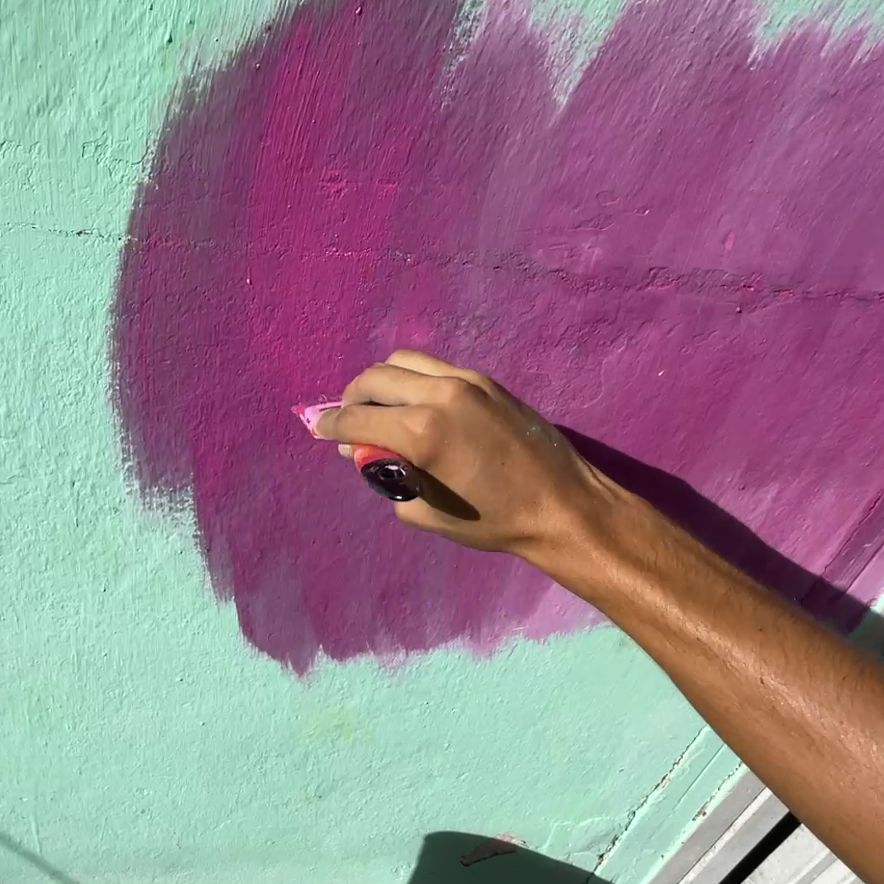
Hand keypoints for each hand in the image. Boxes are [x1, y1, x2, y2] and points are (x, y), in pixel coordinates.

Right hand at [313, 350, 652, 575]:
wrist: (565, 506)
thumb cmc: (494, 521)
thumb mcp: (425, 511)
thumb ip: (386, 477)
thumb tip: (363, 453)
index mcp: (421, 432)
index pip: (356, 418)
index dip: (330, 425)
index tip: (318, 429)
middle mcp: (439, 395)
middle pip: (373, 379)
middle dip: (351, 399)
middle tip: (348, 419)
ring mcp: (466, 381)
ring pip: (402, 362)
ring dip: (381, 382)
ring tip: (380, 406)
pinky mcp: (486, 380)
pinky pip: (434, 367)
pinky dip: (413, 380)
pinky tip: (416, 403)